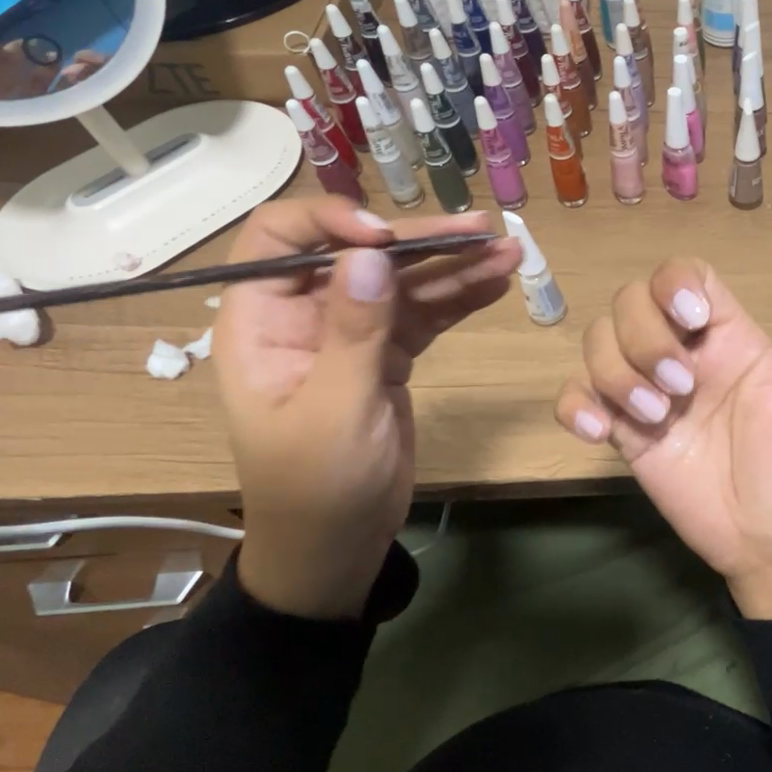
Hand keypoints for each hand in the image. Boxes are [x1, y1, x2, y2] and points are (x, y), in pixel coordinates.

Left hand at [215, 198, 520, 618]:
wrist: (338, 547)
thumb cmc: (317, 487)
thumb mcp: (335, 411)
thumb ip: (353, 331)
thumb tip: (370, 256)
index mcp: (262, 322)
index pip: (280, 241)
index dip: (331, 224)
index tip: (389, 238)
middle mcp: (305, 317)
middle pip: (361, 257)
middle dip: (420, 241)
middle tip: (482, 230)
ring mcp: (352, 337)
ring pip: (403, 285)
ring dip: (454, 266)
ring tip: (509, 250)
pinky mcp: (389, 358)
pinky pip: (425, 317)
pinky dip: (460, 299)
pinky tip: (497, 281)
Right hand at [555, 260, 771, 618]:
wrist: (768, 544)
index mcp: (732, 340)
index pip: (686, 275)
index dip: (674, 283)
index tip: (691, 321)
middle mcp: (685, 355)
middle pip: (632, 301)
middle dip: (644, 336)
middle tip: (680, 388)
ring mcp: (649, 392)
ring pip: (599, 341)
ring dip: (614, 371)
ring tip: (655, 417)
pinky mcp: (624, 433)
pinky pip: (577, 397)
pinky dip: (576, 405)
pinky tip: (601, 432)